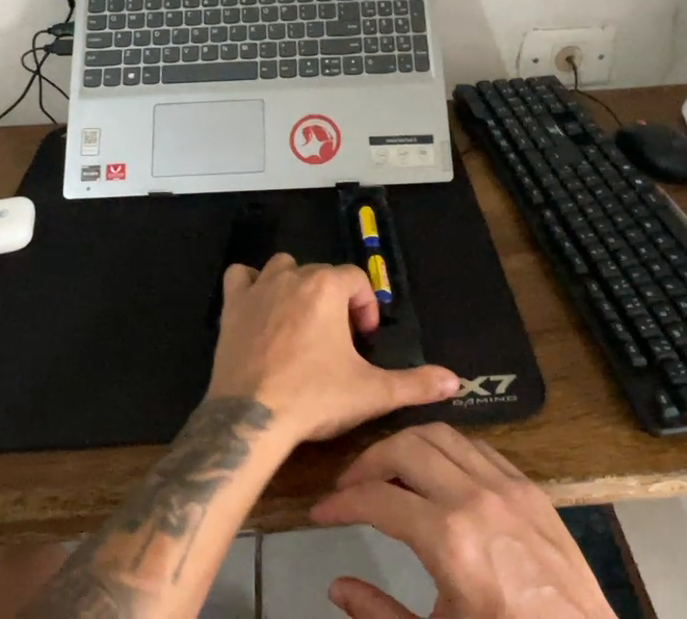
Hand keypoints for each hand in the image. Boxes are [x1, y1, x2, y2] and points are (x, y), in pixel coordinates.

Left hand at [208, 254, 458, 443]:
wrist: (251, 418)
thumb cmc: (315, 398)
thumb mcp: (372, 392)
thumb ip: (415, 383)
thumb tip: (455, 381)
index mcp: (328, 287)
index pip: (356, 279)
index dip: (365, 306)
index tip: (364, 340)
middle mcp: (293, 277)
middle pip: (322, 275)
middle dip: (335, 301)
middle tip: (338, 342)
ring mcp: (258, 289)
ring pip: (283, 268)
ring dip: (296, 286)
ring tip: (303, 322)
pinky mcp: (231, 306)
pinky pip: (241, 277)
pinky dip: (252, 285)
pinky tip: (261, 309)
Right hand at [310, 424, 613, 618]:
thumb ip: (379, 615)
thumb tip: (338, 588)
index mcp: (449, 540)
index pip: (377, 499)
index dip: (341, 503)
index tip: (321, 512)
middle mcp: (476, 498)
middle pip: (405, 447)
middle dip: (368, 462)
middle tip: (350, 488)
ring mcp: (508, 487)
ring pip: (442, 434)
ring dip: (406, 446)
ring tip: (387, 473)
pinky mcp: (531, 488)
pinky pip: (477, 447)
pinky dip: (446, 449)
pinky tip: (435, 474)